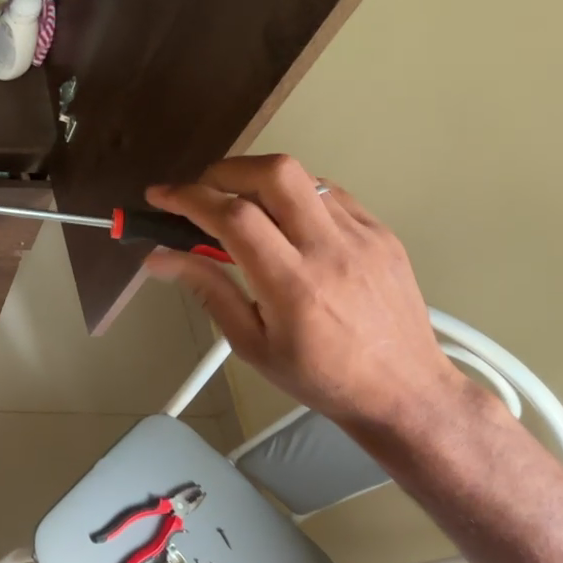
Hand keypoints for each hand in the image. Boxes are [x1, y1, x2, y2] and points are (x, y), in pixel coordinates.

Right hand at [142, 155, 462, 429]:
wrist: (406, 391)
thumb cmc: (318, 376)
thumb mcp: (250, 342)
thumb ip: (206, 289)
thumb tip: (156, 257)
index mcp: (292, 284)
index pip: (234, 216)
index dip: (188, 197)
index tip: (159, 196)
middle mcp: (330, 250)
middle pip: (274, 173)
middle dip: (226, 171)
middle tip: (203, 192)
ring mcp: (363, 236)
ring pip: (302, 176)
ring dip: (258, 181)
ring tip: (240, 208)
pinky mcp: (382, 233)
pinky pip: (328, 193)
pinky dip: (293, 196)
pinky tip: (282, 222)